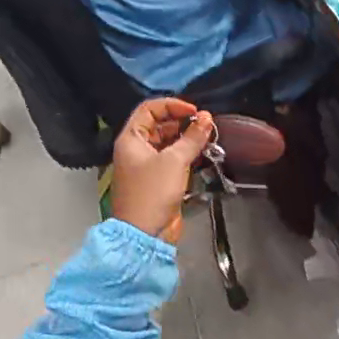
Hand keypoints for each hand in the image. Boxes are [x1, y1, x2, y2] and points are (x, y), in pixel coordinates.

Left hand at [111, 98, 213, 243]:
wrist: (145, 233)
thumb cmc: (152, 193)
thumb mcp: (175, 161)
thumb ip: (192, 138)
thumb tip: (207, 119)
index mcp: (131, 139)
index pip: (149, 109)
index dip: (172, 105)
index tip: (194, 111)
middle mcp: (135, 149)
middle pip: (159, 125)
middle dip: (182, 122)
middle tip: (205, 125)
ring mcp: (146, 166)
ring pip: (167, 143)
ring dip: (186, 139)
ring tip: (207, 138)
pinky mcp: (157, 181)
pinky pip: (172, 160)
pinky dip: (185, 155)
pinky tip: (202, 153)